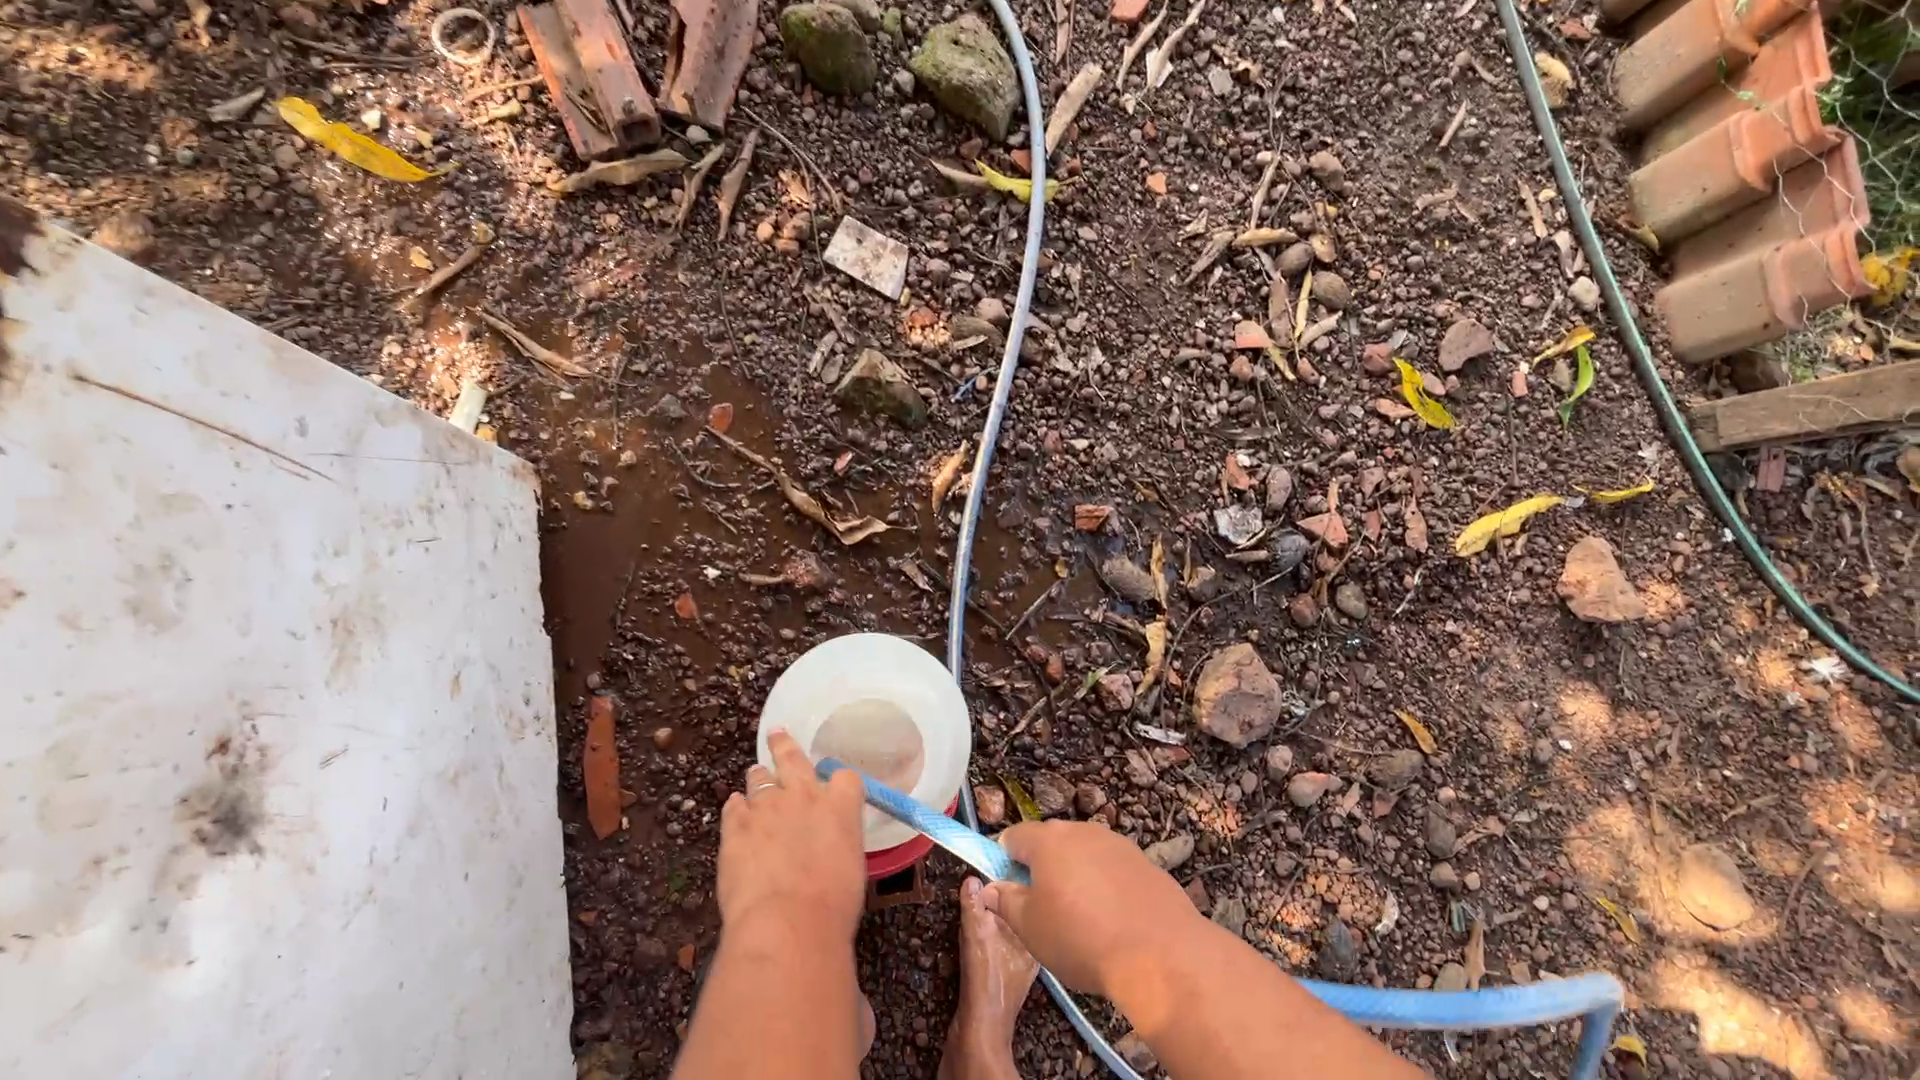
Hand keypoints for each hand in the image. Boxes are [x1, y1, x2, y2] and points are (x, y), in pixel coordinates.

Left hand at [716, 730, 867, 944]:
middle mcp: (803, 796)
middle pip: (793, 757)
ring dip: (759, 779)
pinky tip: (736, 810)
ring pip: (759, 778)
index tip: (834, 787)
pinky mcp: (735, 825)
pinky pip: (733, 805)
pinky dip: (737, 807)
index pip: (845, 777)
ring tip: (756, 776)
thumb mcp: (851, 870)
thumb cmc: (832, 904)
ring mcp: (765, 806)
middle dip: (784, 745)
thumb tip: (830, 849)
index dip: (839, 782)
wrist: (786, 922)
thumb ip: (839, 844)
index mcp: (840, 806)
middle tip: (777, 733)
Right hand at [980, 820, 1201, 998]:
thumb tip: (991, 889)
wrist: (1161, 954)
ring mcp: (1117, 844)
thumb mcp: (1030, 928)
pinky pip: (1112, 869)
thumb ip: (1005, 902)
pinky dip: (1105, 886)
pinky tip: (1113, 921)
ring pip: (1083, 855)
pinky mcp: (1144, 862)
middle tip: (1042, 910)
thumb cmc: (1082, 938)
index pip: (1012, 837)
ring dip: (1075, 877)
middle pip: (1049, 842)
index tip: (1009, 894)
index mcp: (1048, 840)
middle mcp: (1082, 831)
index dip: (1003, 863)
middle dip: (1040, 869)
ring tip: (1081, 920)